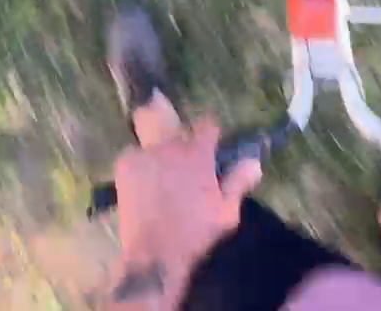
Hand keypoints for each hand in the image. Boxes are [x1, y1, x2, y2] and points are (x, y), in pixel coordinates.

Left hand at [112, 119, 261, 307]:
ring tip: (159, 164)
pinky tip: (143, 180)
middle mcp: (172, 145)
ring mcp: (146, 153)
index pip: (208, 123)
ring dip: (157, 144)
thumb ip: (239, 182)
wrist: (154, 258)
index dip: (210, 132)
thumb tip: (255, 162)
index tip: (211, 142)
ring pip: (151, 133)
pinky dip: (139, 162)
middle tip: (183, 156)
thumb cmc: (195, 236)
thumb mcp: (225, 213)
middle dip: (181, 134)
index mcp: (198, 153)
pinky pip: (133, 153)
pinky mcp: (125, 165)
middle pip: (177, 122)